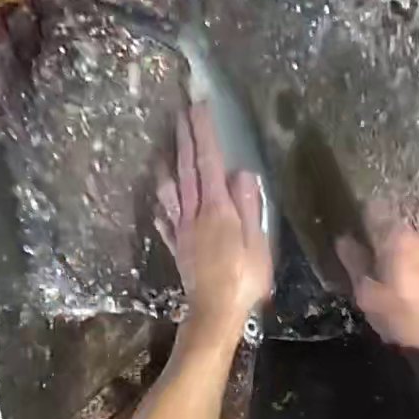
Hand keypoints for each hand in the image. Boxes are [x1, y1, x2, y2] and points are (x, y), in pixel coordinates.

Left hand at [154, 103, 272, 341]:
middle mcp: (195, 213)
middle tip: (181, 113)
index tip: (199, 107)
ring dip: (169, 165)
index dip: (204, 134)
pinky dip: (163, 202)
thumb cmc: (244, 278)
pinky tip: (161, 198)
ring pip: (172, 190)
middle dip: (185, 139)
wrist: (214, 311)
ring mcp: (182, 229)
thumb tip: (242, 173)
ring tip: (165, 149)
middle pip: (187, 169)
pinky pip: (166, 217)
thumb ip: (248, 205)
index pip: (209, 162)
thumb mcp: (258, 242)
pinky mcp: (177, 245)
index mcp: (217, 208)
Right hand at [336, 204, 418, 364]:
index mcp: (395, 237)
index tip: (341, 231)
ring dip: (386, 259)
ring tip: (376, 283)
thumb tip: (343, 241)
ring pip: (399, 246)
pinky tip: (400, 293)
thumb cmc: (417, 317)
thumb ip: (355, 267)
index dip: (353, 217)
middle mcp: (415, 235)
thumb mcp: (374, 299)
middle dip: (369, 242)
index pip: (370, 210)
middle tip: (355, 265)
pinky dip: (402, 270)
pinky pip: (413, 260)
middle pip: (385, 229)